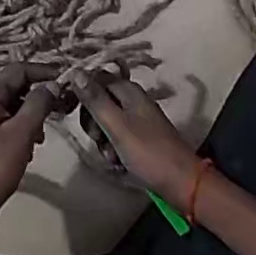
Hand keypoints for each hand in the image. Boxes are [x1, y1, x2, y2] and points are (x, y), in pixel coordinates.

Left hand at [0, 66, 58, 233]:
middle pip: (16, 86)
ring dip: (32, 114)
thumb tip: (53, 84)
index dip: (43, 72)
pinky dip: (23, 128)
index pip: (19, 70)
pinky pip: (9, 122)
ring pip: (14, 106)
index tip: (66, 81)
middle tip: (62, 106)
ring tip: (44, 133)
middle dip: (39, 95)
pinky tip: (31, 146)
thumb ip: (39, 104)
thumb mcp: (22, 132)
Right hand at [76, 75, 201, 205]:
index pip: (96, 79)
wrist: (180, 182)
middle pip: (99, 101)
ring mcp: (137, 119)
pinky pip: (116, 137)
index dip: (84, 94)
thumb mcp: (116, 125)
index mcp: (129, 91)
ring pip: (106, 122)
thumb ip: (95, 100)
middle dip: (93, 122)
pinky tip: (118, 162)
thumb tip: (75, 72)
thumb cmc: (148, 152)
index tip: (79, 113)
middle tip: (98, 138)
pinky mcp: (139, 137)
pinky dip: (113, 149)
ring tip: (111, 155)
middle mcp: (133, 100)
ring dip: (103, 139)